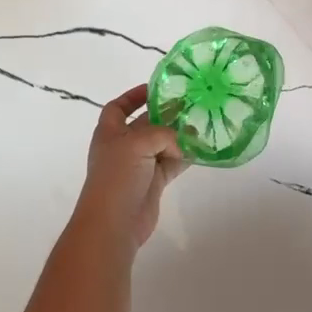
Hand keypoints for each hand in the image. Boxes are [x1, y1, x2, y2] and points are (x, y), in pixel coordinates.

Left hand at [71, 84, 185, 250]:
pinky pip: (172, 163)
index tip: (155, 89)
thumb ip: (162, 134)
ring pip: (163, 144)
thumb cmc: (118, 176)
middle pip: (146, 124)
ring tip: (201, 125)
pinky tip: (202, 150)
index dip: (133, 96)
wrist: (114, 221)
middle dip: (166, 115)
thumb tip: (179, 144)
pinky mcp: (153, 182)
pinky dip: (185, 156)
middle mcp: (124, 147)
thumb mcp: (137, 143)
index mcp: (110, 132)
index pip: (118, 107)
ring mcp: (139, 166)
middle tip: (191, 104)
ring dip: (180, 136)